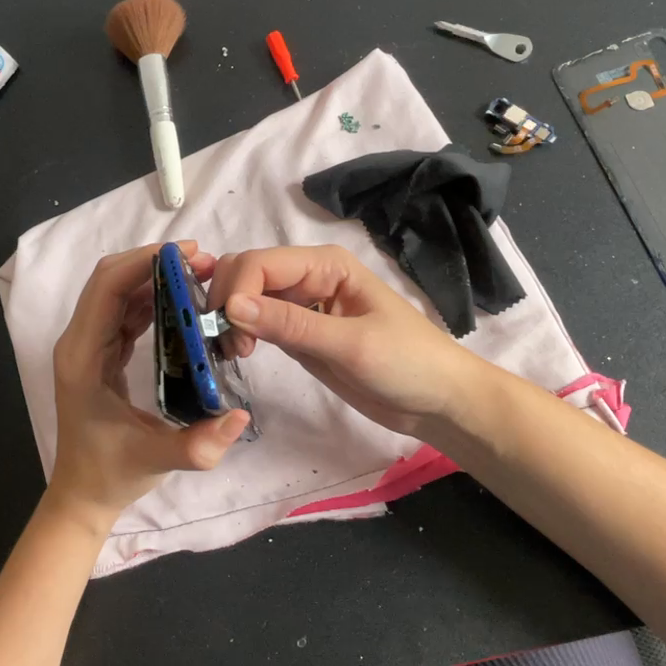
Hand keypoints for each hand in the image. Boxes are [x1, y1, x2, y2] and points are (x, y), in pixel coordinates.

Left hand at [47, 243, 252, 530]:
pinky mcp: (100, 353)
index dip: (143, 262)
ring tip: (202, 275)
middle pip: (110, 281)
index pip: (106, 289)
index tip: (186, 254)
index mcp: (83, 358)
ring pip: (118, 292)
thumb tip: (241, 417)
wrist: (83, 494)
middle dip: (154, 263)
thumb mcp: (156, 459)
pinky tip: (184, 301)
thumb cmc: (111, 474)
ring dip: (156, 278)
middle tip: (204, 262)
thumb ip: (198, 444)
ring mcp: (88, 346)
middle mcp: (79, 343)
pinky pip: (124, 312)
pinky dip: (152, 299)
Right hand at [209, 245, 470, 435]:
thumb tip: (231, 308)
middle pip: (245, 272)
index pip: (260, 263)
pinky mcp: (297, 334)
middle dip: (227, 302)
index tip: (230, 333)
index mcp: (325, 265)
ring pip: (245, 297)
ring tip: (238, 355)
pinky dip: (240, 333)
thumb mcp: (350, 344)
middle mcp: (308, 277)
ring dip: (230, 319)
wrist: (438, 402)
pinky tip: (243, 355)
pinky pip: (256, 322)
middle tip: (231, 346)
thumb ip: (290, 325)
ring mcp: (301, 306)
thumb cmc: (407, 364)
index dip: (236, 291)